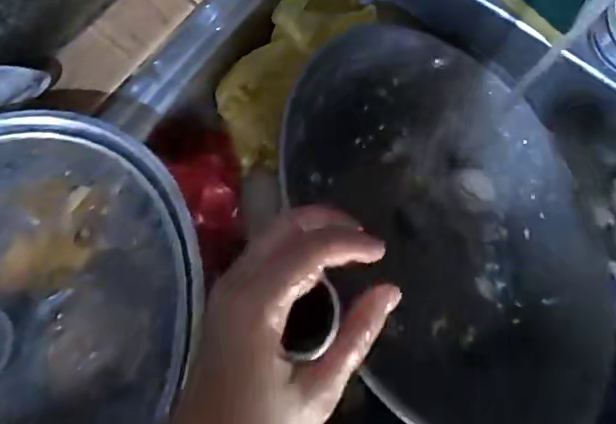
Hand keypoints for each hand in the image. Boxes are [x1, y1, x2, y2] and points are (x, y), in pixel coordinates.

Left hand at [171, 206, 401, 423]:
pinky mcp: (225, 296)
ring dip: (312, 230)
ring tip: (348, 249)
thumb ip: (356, 338)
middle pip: (287, 224)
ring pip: (273, 231)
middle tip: (364, 240)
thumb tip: (390, 291)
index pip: (311, 248)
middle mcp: (237, 281)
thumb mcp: (316, 395)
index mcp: (257, 303)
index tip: (381, 251)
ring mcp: (226, 286)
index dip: (350, 242)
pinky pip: (264, 250)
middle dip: (330, 221)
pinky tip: (318, 267)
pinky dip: (296, 245)